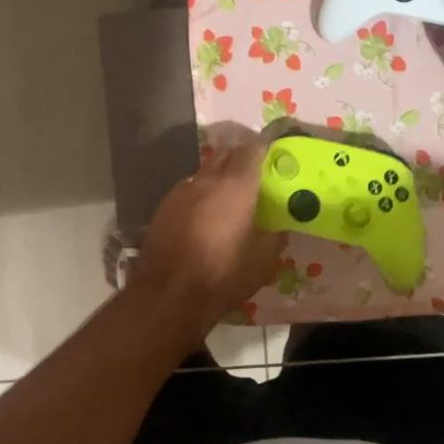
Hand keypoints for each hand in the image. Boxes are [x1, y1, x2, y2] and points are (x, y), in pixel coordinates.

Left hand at [129, 142, 283, 349]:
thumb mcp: (263, 261)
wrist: (167, 296)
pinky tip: (206, 214)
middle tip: (257, 174)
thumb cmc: (222, 276)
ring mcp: (181, 191)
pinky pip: (189, 189)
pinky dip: (202, 193)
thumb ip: (275, 237)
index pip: (253, 149)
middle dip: (243, 158)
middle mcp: (207, 179)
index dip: (266, 147)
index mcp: (236, 186)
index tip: (276, 155)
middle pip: (227, 154)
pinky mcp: (164, 207)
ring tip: (231, 196)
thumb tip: (279, 227)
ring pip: (206, 171)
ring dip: (220, 175)